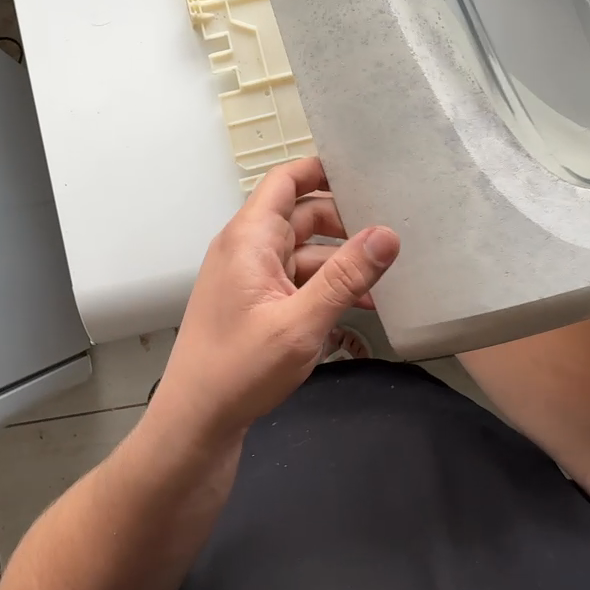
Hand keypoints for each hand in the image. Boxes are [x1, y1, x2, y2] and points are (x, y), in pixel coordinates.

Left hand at [152, 158, 399, 432]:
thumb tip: (387, 234)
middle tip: (393, 235)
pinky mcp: (253, 305)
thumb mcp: (301, 323)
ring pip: (303, 253)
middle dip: (345, 223)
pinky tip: (358, 308)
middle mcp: (245, 250)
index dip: (323, 169)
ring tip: (385, 281)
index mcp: (248, 239)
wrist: (197, 421)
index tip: (368, 173)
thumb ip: (345, 277)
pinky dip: (324, 288)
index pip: (286, 180)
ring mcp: (248, 278)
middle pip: (301, 216)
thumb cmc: (239, 369)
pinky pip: (295, 282)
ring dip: (340, 264)